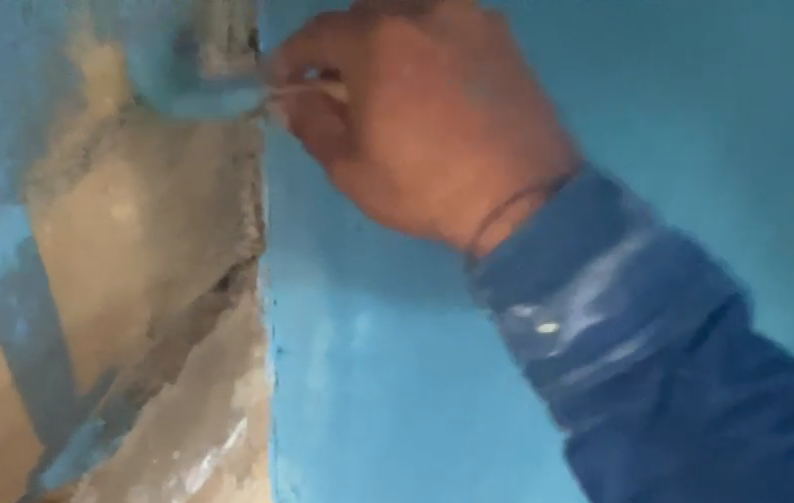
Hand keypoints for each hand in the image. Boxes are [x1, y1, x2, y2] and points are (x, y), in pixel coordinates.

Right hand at [271, 0, 580, 256]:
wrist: (517, 192)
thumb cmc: (420, 187)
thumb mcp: (350, 168)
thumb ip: (314, 125)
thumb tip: (290, 101)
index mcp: (377, 39)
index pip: (319, 32)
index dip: (291, 56)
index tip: (277, 81)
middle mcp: (422, 8)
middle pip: (364, 11)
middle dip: (338, 43)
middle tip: (326, 83)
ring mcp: (467, 13)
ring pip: (408, 9)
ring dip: (381, 36)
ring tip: (376, 78)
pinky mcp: (498, 32)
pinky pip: (444, 20)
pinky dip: (420, 39)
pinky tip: (419, 77)